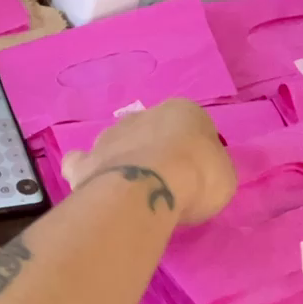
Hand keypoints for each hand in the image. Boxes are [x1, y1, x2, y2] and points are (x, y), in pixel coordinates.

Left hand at [64, 98, 236, 225]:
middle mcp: (141, 116)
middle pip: (149, 134)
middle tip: (160, 185)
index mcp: (182, 111)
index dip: (193, 153)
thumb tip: (196, 174)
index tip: (194, 177)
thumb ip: (210, 168)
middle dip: (153, 154)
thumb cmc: (197, 177)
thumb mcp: (223, 175)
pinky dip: (84, 171)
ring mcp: (108, 137)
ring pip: (114, 145)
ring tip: (127, 192)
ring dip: (120, 162)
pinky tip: (89, 184)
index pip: (191, 127)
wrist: (149, 186)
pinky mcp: (84, 162)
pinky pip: (79, 163)